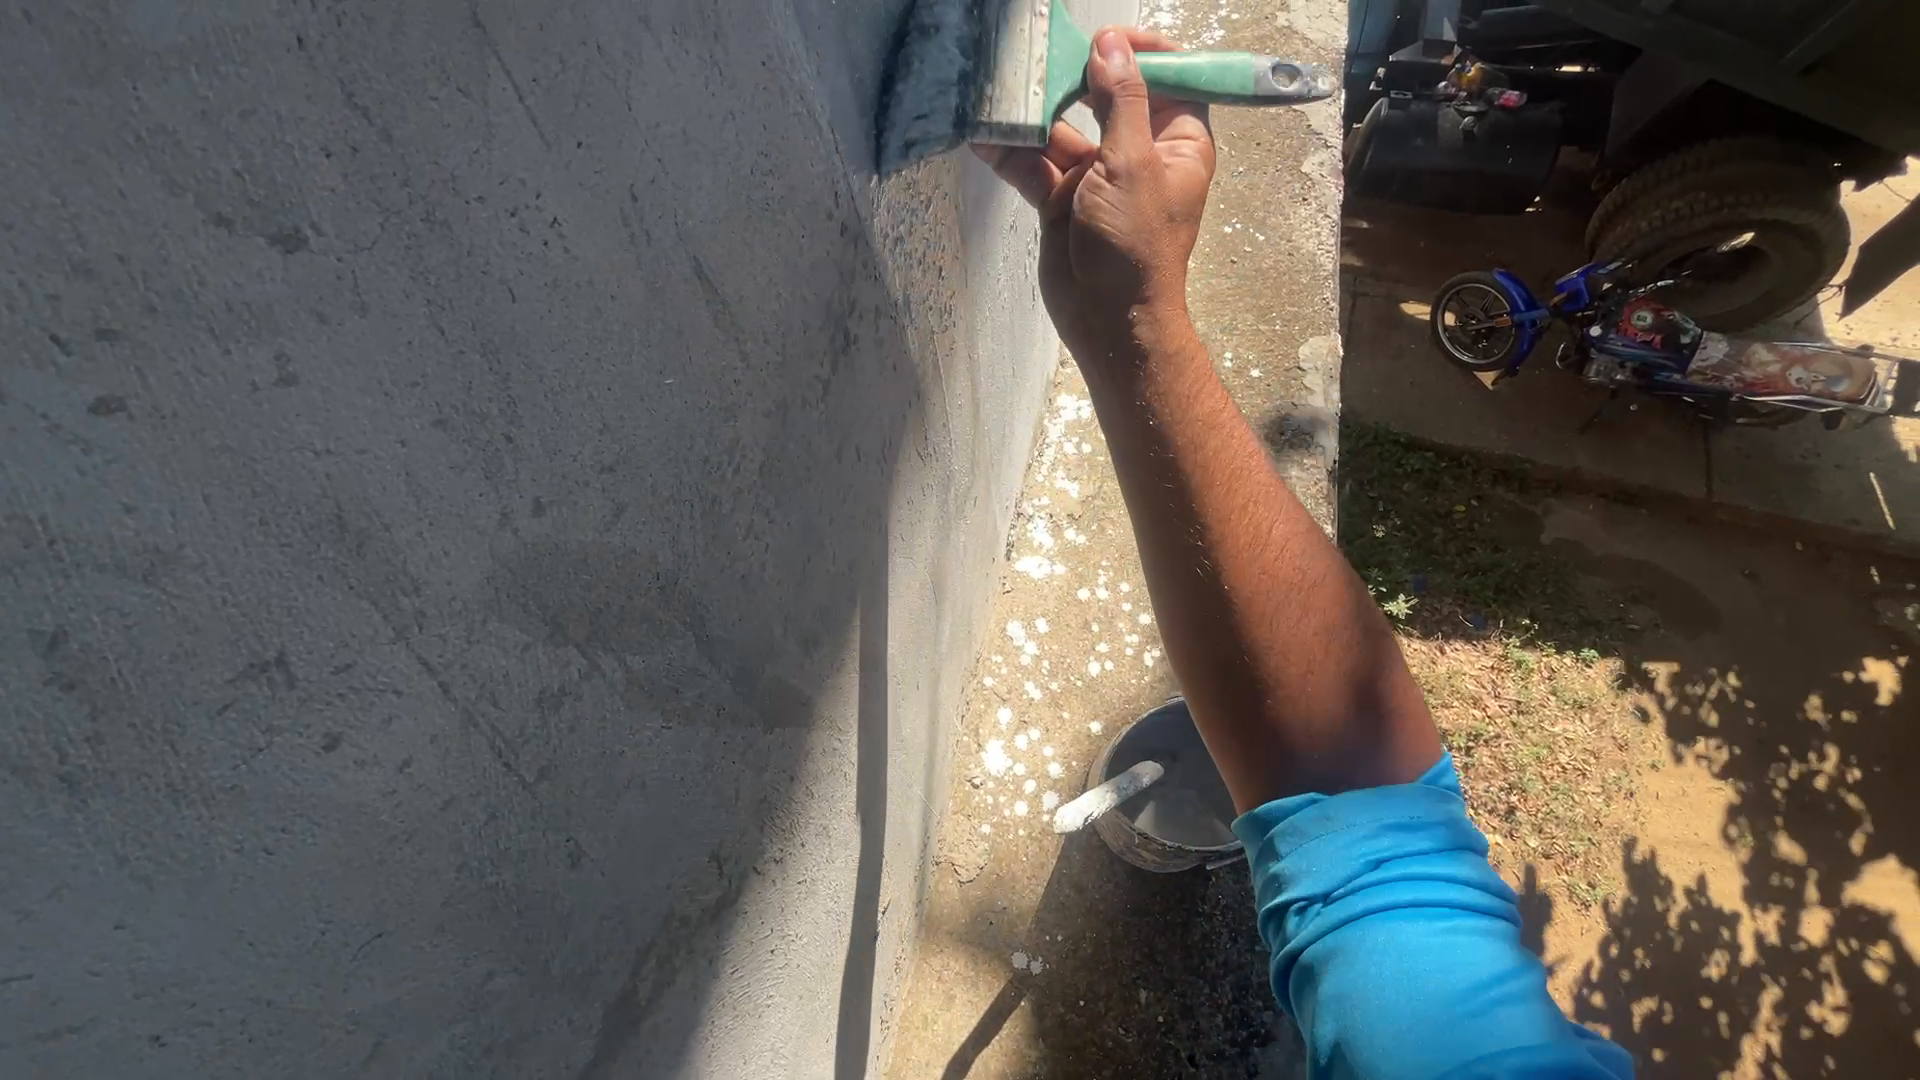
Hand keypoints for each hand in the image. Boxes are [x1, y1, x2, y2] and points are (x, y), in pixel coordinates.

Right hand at [973, 28, 1214, 375]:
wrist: (1107, 317)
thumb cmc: (1135, 243)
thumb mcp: (1134, 164)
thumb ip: (1121, 101)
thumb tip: (1111, 45)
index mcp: (1176, 141)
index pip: (1166, 76)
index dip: (1138, 51)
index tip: (1103, 40)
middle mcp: (1136, 153)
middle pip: (1106, 97)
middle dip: (1074, 76)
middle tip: (1042, 57)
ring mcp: (1095, 178)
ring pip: (1063, 132)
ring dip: (1034, 115)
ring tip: (1001, 90)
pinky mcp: (1061, 203)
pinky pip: (1035, 167)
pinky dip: (1012, 152)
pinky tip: (985, 134)